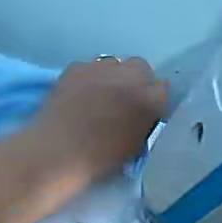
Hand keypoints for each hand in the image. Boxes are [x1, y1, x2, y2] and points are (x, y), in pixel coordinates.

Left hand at [18, 57, 167, 183]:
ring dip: (110, 76)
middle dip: (134, 80)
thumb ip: (144, 123)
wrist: (59, 151)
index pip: (162, 88)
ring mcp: (102, 68)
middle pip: (140, 67)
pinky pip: (88, 67)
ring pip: (114, 63)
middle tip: (121, 99)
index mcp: (150, 100)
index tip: (143, 110)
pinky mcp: (76, 67)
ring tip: (97, 95)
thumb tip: (141, 115)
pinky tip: (77, 94)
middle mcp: (130, 76)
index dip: (152, 100)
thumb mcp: (135, 145)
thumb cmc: (100, 159)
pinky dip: (86, 78)